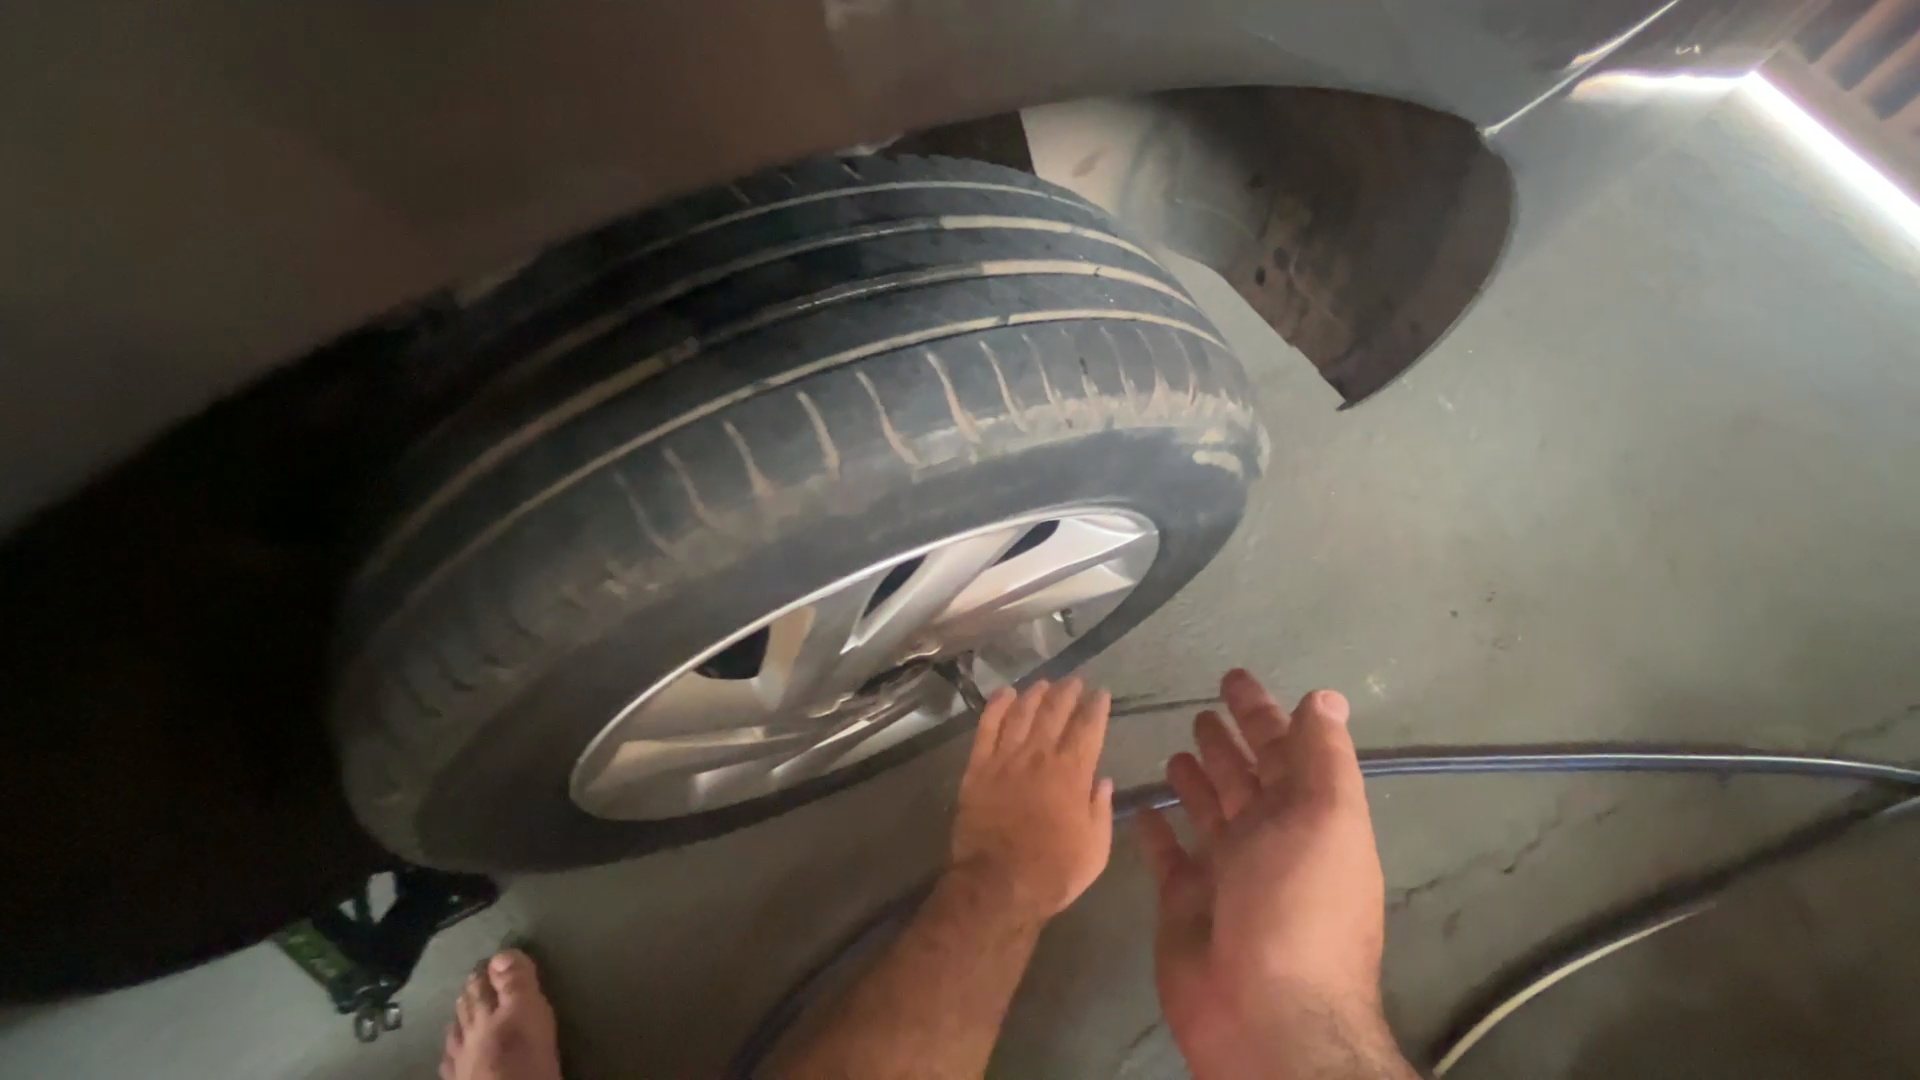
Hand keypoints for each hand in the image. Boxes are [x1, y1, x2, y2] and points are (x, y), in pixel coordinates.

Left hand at [950, 678, 1115, 919]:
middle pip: (1054, 712)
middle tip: (1074, 680)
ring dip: (1034, 694)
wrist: (998, 884)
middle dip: (1067, 692)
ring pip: (1021, 713)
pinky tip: (1004, 694)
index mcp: (1073, 773)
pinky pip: (987, 727)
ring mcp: (1005, 759)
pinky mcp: (978, 767)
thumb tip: (1102, 780)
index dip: (1096, 707)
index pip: (1088, 728)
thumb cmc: (1054, 871)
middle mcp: (1039, 756)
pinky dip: (996, 706)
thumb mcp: (1096, 848)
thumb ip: (1100, 809)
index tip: (1101, 693)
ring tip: (1044, 683)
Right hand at [1138, 670, 1408, 1079]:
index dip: (1262, 713)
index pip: (1282, 751)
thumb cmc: (1297, 905)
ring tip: (1178, 748)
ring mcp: (1224, 871)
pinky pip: (1167, 853)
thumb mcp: (1325, 819)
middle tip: (1202, 711)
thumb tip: (1325, 697)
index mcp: (1305, 818)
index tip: (1234, 679)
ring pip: (1207, 810)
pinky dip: (1158, 829)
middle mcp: (1268, 839)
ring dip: (1196, 778)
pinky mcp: (1182, 899)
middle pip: (1243, 777)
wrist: (1265, 1013)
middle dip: (1228, 742)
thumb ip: (1324, 757)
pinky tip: (1144, 804)